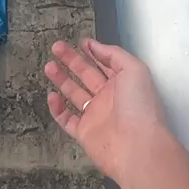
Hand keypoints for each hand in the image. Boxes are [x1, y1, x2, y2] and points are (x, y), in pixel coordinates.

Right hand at [44, 37, 174, 186]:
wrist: (137, 147)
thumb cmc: (139, 106)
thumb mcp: (133, 69)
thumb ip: (113, 54)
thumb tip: (94, 45)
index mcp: (123, 82)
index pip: (105, 63)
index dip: (93, 51)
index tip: (80, 42)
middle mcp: (109, 97)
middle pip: (86, 74)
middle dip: (71, 60)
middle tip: (56, 47)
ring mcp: (96, 115)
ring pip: (74, 94)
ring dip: (62, 79)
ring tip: (49, 66)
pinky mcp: (84, 133)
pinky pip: (67, 119)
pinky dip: (58, 108)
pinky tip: (52, 96)